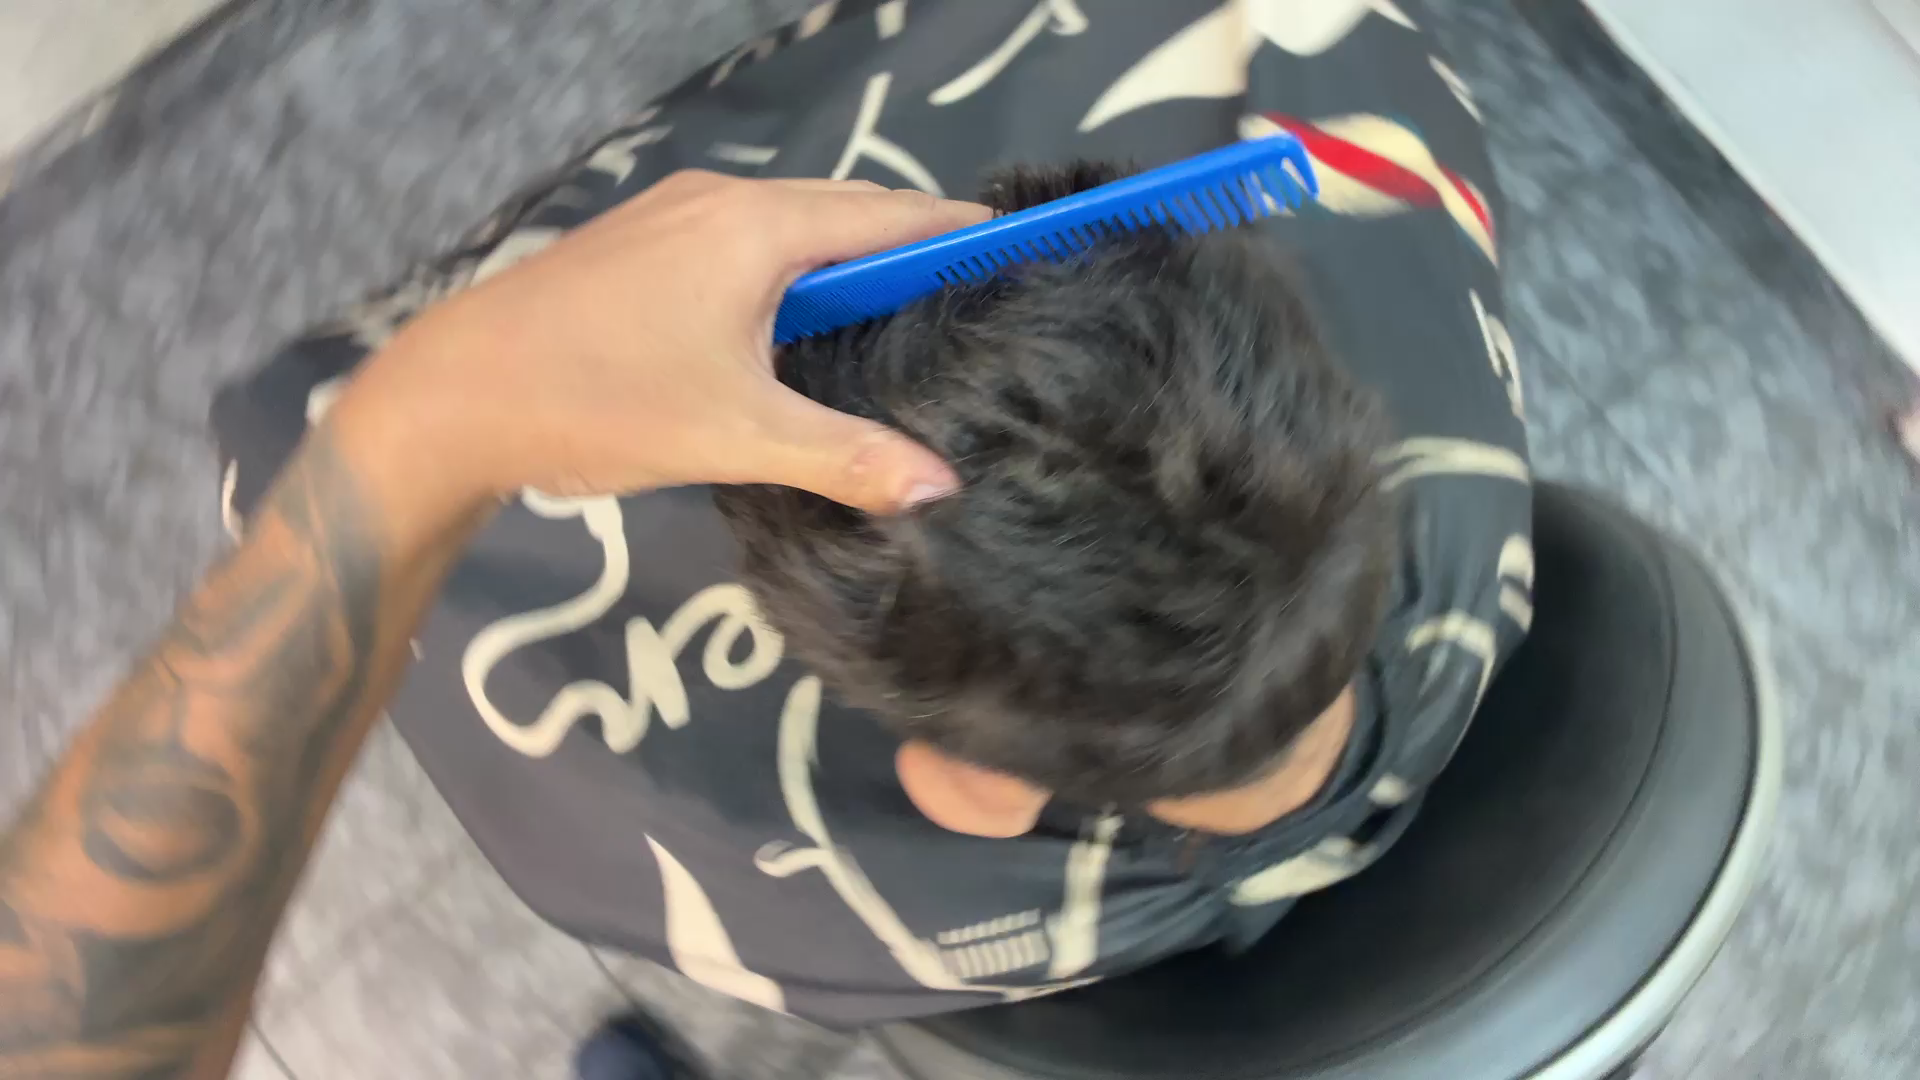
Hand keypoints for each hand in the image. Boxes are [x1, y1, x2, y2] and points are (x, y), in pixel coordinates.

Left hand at [330, 171, 988, 518]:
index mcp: (757, 228)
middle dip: (910, 243)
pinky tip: (812, 317)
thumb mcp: (740, 435)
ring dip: (854, 258)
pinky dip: (803, 269)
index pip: (886, 218)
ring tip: (904, 307)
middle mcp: (722, 202)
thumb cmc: (602, 401)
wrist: (453, 398)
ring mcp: (678, 217)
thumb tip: (943, 487)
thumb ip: (848, 458)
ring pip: (797, 227)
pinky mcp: (650, 246)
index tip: (1011, 245)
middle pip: (845, 211)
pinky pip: (754, 243)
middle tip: (967, 291)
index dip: (952, 229)